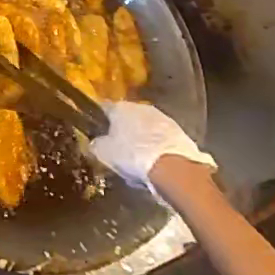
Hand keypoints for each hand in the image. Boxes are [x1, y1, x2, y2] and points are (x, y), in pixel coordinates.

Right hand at [89, 100, 215, 193]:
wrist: (173, 167)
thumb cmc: (132, 156)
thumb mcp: (104, 153)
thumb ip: (96, 145)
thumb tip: (95, 143)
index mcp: (120, 108)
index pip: (104, 108)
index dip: (99, 121)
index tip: (97, 133)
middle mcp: (141, 107)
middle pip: (127, 119)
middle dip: (123, 132)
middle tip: (119, 152)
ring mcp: (162, 118)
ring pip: (145, 129)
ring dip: (142, 141)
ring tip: (139, 163)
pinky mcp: (179, 132)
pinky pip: (161, 140)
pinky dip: (157, 149)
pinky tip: (156, 166)